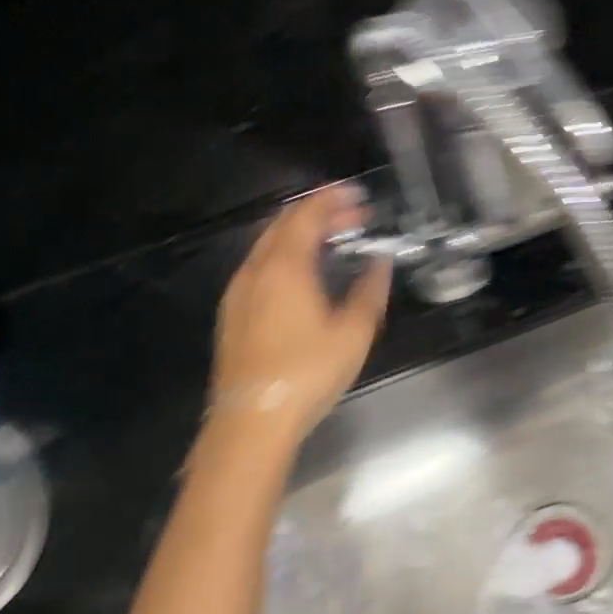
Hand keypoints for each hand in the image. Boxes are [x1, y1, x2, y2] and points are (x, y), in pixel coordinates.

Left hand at [206, 184, 391, 442]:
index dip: (332, 200)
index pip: (306, 215)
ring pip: (267, 247)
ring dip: (299, 237)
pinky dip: (284, 259)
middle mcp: (255, 269)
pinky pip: (259, 270)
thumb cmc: (308, 373)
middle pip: (282, 226)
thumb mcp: (353, 335)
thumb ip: (369, 292)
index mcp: (285, 267)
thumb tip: (379, 262)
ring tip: (329, 245)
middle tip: (350, 218)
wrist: (253, 417)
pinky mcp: (232, 315)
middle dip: (317, 214)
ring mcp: (238, 292)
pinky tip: (300, 279)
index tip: (357, 195)